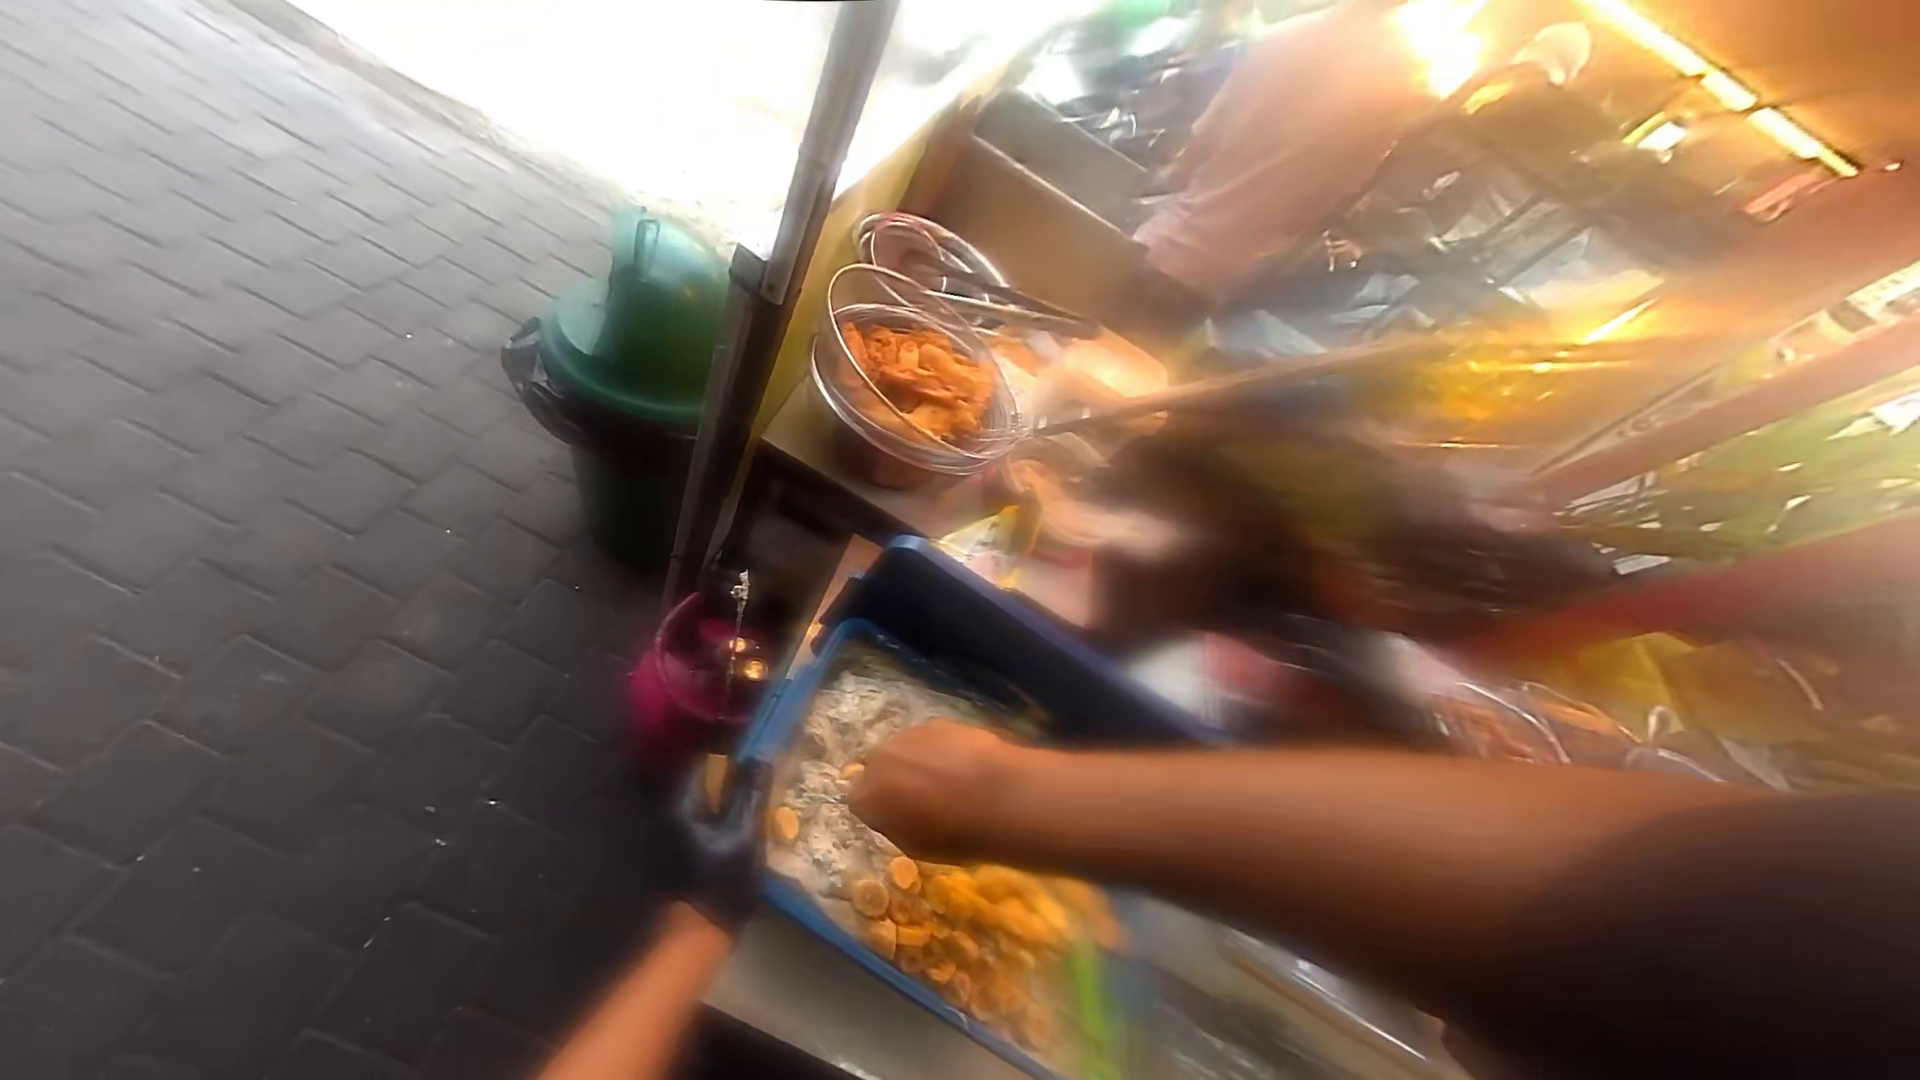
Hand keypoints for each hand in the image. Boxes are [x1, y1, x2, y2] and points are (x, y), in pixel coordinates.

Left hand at [669, 758, 769, 932]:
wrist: (702, 929)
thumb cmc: (722, 878)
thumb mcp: (743, 831)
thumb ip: (750, 792)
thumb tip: (760, 756)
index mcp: (683, 803)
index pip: (704, 759)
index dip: (730, 748)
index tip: (756, 744)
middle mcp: (672, 810)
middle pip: (704, 774)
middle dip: (732, 766)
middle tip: (762, 761)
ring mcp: (675, 828)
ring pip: (705, 792)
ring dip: (729, 785)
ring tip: (759, 782)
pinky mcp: (684, 842)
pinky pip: (705, 809)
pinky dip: (724, 803)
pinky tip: (746, 808)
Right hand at [848, 720, 1025, 859]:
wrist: (997, 796)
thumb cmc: (954, 834)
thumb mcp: (915, 846)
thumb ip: (894, 823)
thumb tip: (896, 812)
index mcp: (867, 795)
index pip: (858, 798)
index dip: (878, 806)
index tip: (897, 815)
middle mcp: (880, 758)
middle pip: (879, 766)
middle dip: (894, 777)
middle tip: (922, 795)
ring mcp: (908, 735)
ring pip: (905, 747)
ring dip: (917, 759)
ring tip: (948, 777)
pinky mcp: (937, 721)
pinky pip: (930, 737)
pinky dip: (941, 747)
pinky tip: (964, 762)